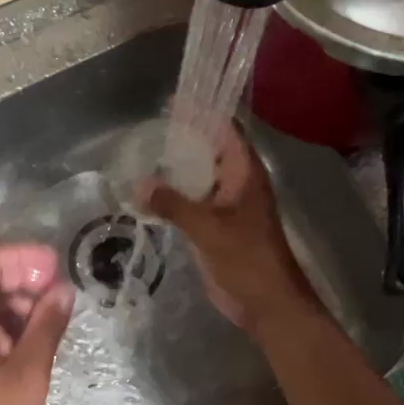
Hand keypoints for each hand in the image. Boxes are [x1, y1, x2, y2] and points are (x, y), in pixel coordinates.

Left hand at [0, 243, 74, 404]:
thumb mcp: (30, 371)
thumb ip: (47, 325)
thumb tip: (64, 290)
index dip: (26, 256)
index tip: (57, 268)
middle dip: (24, 283)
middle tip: (60, 303)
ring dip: (16, 307)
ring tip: (49, 330)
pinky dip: (3, 328)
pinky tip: (28, 350)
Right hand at [144, 126, 317, 331]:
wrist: (265, 302)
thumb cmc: (246, 259)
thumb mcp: (208, 228)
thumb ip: (173, 204)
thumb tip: (138, 184)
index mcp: (246, 173)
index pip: (225, 129)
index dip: (202, 113)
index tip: (172, 102)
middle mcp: (237, 184)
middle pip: (210, 151)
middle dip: (183, 139)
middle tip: (148, 129)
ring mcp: (227, 207)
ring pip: (200, 178)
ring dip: (176, 170)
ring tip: (143, 156)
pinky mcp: (216, 229)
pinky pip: (193, 203)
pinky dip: (174, 197)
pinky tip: (149, 194)